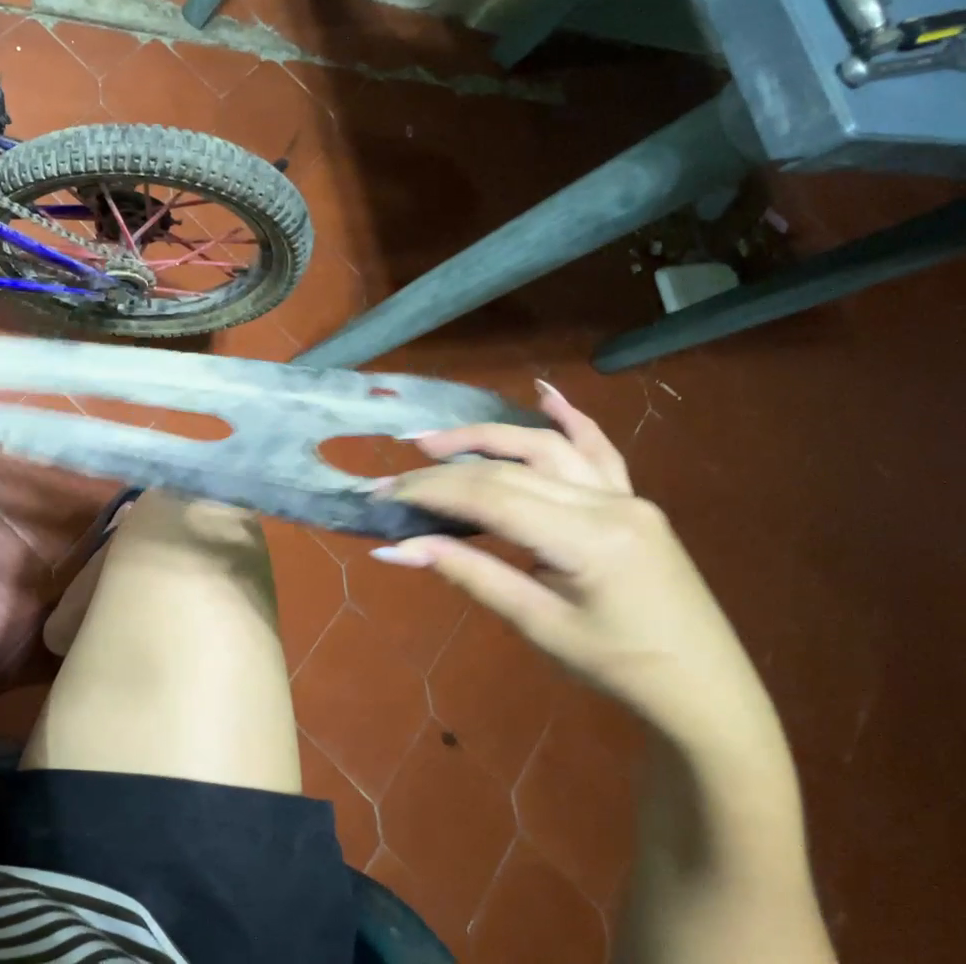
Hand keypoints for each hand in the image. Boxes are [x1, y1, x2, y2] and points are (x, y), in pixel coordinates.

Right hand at [373, 381, 779, 752]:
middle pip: (510, 471)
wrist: (704, 690)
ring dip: (487, 438)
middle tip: (391, 479)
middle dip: (444, 471)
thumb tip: (395, 548)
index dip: (431, 491)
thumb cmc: (617, 666)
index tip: (381, 494)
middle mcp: (610, 505)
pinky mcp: (634, 504)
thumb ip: (469, 574)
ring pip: (546, 449)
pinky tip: (546, 395)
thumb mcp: (537, 624)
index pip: (491, 498)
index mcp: (588, 540)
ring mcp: (627, 499)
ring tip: (434, 441)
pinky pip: (599, 452)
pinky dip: (571, 421)